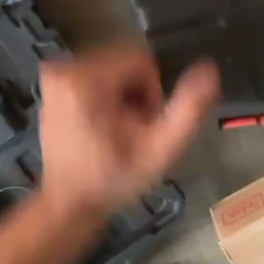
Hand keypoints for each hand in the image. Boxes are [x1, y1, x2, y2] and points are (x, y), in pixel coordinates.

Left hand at [38, 45, 219, 216]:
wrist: (69, 203)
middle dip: (138, 92)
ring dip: (124, 95)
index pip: (141, 60)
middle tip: (132, 131)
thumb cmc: (115, 179)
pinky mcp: (54, 84)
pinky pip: (96, 75)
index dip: (152, 92)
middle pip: (126, 60)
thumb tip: (210, 68)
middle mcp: (64, 67)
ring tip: (118, 131)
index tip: (144, 125)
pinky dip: (107, 95)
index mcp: (86, 77)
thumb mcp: (161, 150)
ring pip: (113, 67)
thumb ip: (189, 109)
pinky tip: (103, 126)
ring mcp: (55, 75)